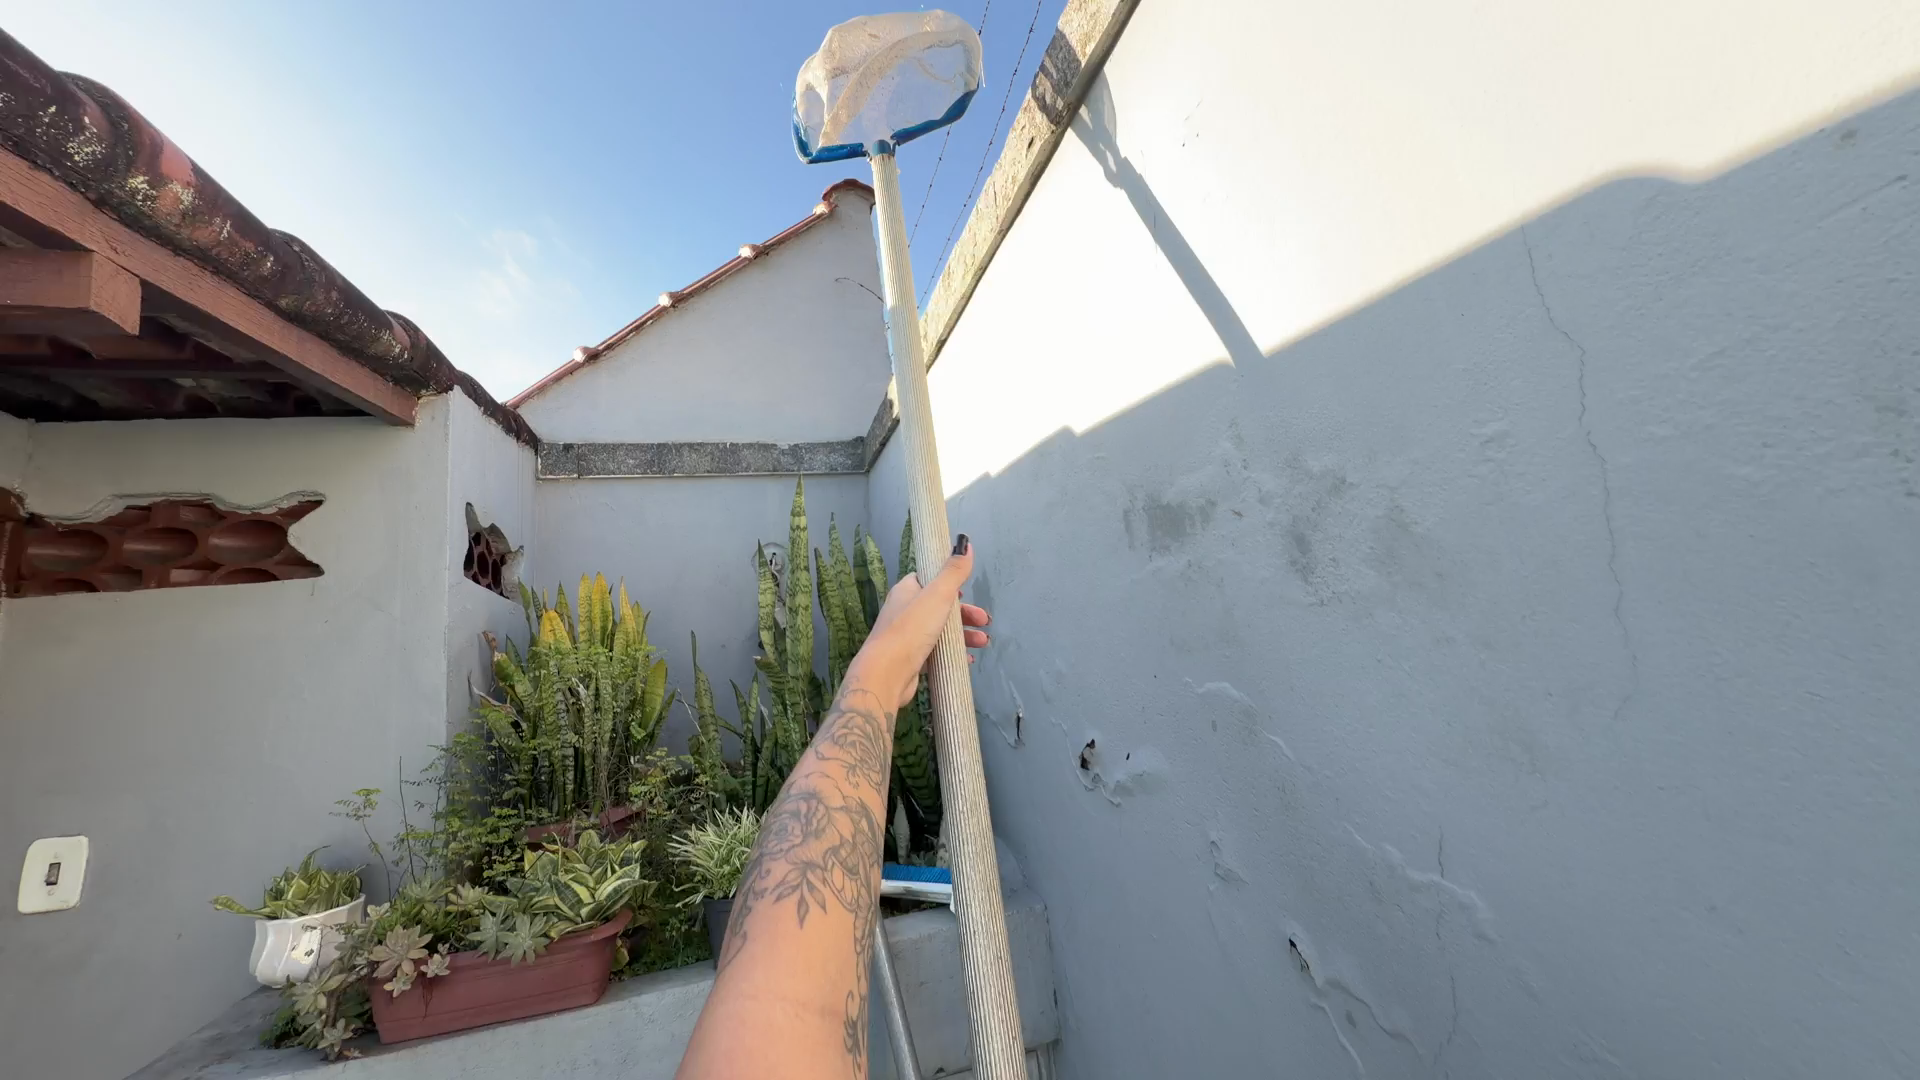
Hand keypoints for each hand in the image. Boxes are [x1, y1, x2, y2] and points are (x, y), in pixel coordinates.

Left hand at [846, 535, 990, 708]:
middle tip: (985, 622)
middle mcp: (904, 611)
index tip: (967, 592)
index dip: (950, 584)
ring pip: (940, 631)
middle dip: (965, 614)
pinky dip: (953, 654)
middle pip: (939, 607)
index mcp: (906, 591)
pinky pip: (936, 652)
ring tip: (983, 644)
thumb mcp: (938, 595)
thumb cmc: (912, 628)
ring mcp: (906, 637)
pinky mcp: (910, 659)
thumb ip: (954, 571)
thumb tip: (965, 541)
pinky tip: (968, 660)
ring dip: (964, 635)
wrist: (887, 673)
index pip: (930, 580)